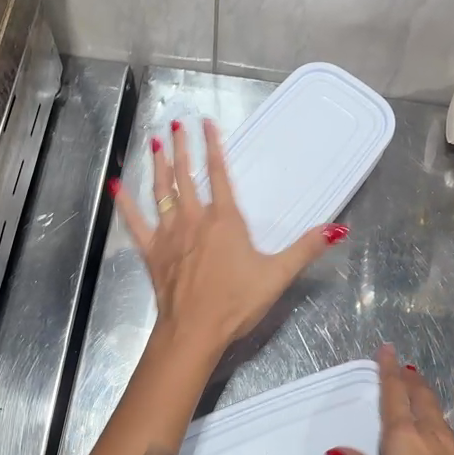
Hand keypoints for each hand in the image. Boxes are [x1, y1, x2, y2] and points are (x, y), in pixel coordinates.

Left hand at [111, 118, 345, 357]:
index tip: (206, 123)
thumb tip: (337, 228)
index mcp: (225, 220)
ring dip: (158, 165)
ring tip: (153, 141)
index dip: (212, 146)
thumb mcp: (277, 275)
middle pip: (185, 176)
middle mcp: (194, 219)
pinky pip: (135, 222)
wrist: (194, 331)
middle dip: (180, 147)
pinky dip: (125, 203)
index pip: (218, 174)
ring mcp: (169, 234)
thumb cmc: (236, 303)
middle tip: (174, 124)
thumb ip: (305, 249)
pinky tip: (116, 185)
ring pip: (161, 191)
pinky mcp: (152, 251)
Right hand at [330, 344, 453, 454]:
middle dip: (408, 377)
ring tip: (414, 386)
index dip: (388, 369)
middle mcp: (428, 433)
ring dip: (423, 392)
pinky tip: (432, 425)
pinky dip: (433, 413)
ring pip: (435, 408)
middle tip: (399, 365)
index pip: (394, 393)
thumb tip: (336, 449)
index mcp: (402, 436)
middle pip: (419, 394)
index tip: (386, 349)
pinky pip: (444, 425)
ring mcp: (450, 446)